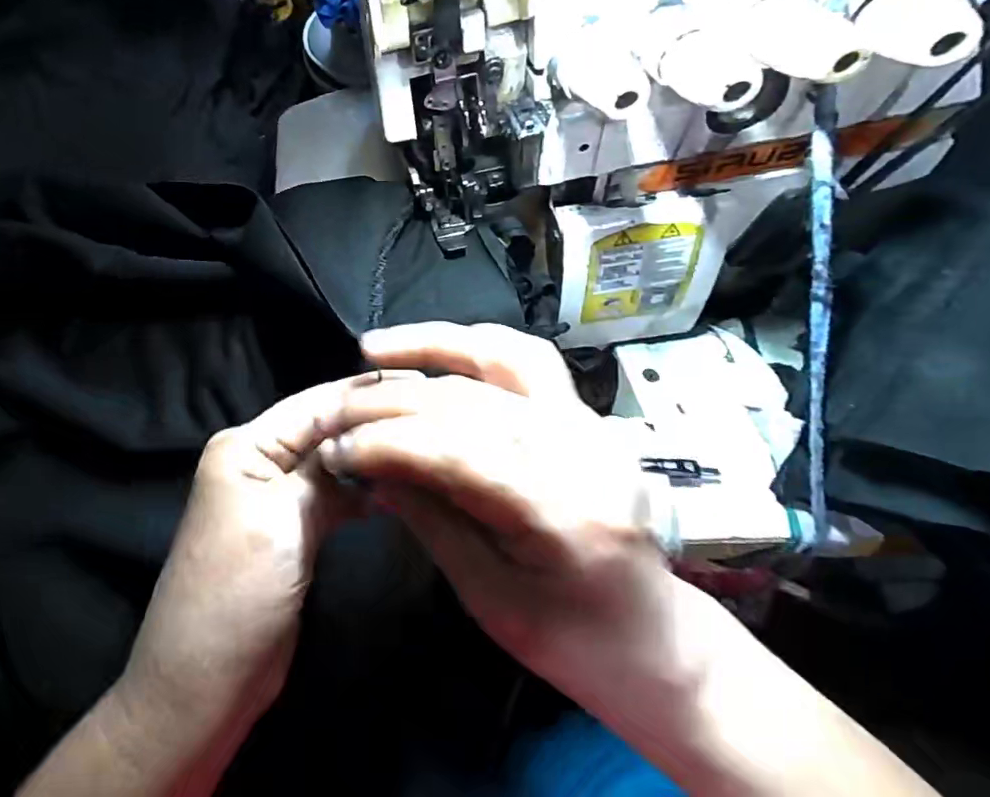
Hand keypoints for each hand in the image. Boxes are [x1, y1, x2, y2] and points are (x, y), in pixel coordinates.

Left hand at [121, 372, 399, 715]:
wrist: (207, 677)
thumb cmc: (238, 589)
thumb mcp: (281, 520)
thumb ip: (321, 474)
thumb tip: (362, 441)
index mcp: (243, 445)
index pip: (311, 406)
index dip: (361, 396)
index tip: (421, 384)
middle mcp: (255, 462)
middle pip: (321, 431)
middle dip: (369, 425)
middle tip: (437, 416)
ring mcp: (273, 499)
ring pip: (328, 465)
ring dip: (367, 459)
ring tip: (426, 445)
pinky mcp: (289, 532)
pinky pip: (328, 498)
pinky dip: (358, 493)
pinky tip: (396, 490)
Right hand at [318, 323, 684, 709]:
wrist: (656, 643)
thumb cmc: (571, 640)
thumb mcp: (486, 596)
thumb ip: (428, 518)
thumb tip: (366, 465)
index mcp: (563, 513)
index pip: (454, 451)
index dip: (385, 443)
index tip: (333, 450)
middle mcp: (583, 453)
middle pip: (466, 403)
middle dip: (389, 403)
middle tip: (336, 415)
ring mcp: (589, 426)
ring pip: (499, 362)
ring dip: (429, 347)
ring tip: (373, 350)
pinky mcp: (584, 415)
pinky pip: (527, 360)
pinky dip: (474, 346)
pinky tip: (435, 348)